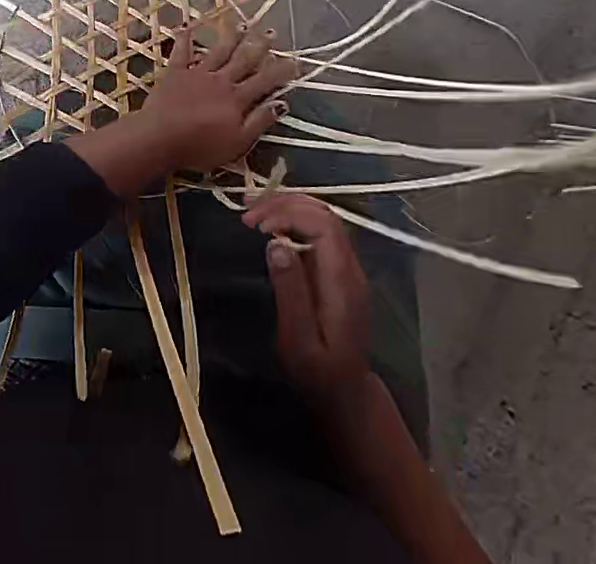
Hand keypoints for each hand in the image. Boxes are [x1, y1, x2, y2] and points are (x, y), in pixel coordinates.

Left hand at [135, 16, 296, 172]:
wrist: (159, 138)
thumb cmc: (200, 147)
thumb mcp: (237, 142)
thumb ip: (260, 121)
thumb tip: (282, 103)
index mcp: (237, 99)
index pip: (265, 81)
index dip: (281, 71)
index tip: (295, 61)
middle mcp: (220, 80)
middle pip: (244, 60)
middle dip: (259, 46)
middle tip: (271, 32)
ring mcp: (196, 73)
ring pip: (218, 51)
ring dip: (231, 38)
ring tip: (242, 25)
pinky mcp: (174, 73)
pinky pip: (181, 52)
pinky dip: (185, 38)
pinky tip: (186, 25)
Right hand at [242, 193, 372, 410]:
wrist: (346, 392)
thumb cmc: (318, 372)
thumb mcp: (298, 340)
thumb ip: (291, 292)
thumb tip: (276, 243)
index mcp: (342, 280)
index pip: (323, 225)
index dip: (289, 214)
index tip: (255, 225)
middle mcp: (349, 266)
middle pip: (324, 214)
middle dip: (284, 204)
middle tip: (246, 211)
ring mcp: (345, 265)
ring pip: (322, 217)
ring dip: (287, 206)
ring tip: (251, 208)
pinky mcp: (336, 269)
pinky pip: (317, 230)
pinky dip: (292, 218)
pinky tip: (269, 222)